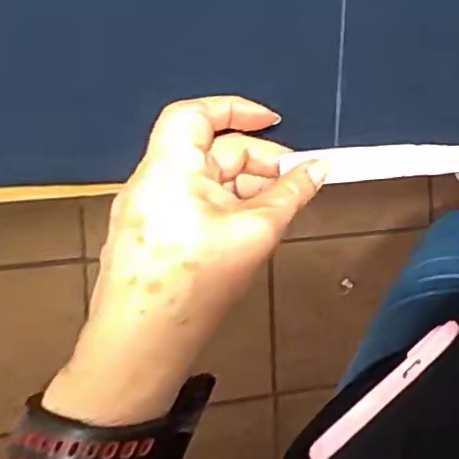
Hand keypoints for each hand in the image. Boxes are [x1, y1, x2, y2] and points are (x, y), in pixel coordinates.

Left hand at [46, 96, 327, 423]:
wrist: (139, 350)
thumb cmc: (193, 286)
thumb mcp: (256, 232)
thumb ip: (292, 193)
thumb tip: (319, 168)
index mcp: (168, 169)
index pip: (195, 114)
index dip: (237, 109)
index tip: (274, 122)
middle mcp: (152, 181)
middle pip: (211, 150)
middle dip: (257, 160)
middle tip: (296, 181)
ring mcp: (148, 208)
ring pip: (207, 179)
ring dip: (247, 186)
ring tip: (279, 209)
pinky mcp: (151, 232)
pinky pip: (195, 202)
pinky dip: (228, 204)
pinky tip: (253, 226)